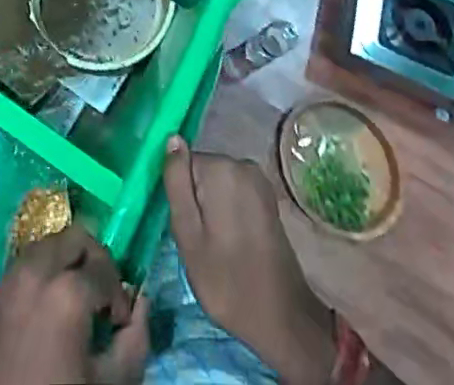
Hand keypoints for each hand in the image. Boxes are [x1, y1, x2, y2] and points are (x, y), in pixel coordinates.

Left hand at [0, 225, 150, 384]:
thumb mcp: (113, 383)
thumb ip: (135, 338)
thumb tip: (140, 301)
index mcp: (67, 292)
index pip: (105, 268)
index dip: (119, 296)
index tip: (119, 324)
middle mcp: (35, 273)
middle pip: (74, 238)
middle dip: (95, 260)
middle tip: (102, 296)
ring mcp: (9, 281)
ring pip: (46, 244)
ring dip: (67, 261)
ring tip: (76, 299)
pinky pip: (24, 264)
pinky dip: (43, 271)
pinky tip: (49, 305)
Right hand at [162, 136, 335, 384]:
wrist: (281, 316)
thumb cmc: (225, 279)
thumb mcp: (187, 233)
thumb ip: (177, 182)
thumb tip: (173, 138)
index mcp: (221, 168)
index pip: (182, 164)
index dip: (179, 194)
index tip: (186, 226)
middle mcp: (242, 163)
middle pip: (200, 172)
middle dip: (196, 200)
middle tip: (199, 240)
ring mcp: (259, 178)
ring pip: (215, 183)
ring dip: (211, 207)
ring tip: (216, 243)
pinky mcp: (268, 195)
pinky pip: (233, 192)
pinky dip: (227, 211)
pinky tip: (231, 239)